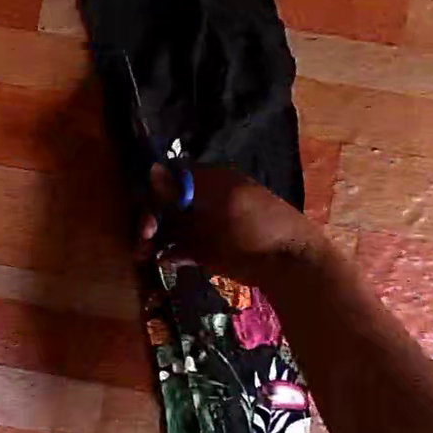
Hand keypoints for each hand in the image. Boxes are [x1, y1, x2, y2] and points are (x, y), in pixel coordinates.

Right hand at [139, 165, 326, 283]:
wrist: (289, 263)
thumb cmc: (258, 225)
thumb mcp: (224, 200)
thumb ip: (187, 188)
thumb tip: (153, 168)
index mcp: (211, 181)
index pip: (172, 179)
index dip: (156, 192)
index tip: (150, 212)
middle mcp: (204, 201)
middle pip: (166, 204)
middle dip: (151, 219)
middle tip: (144, 239)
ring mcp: (205, 228)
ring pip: (169, 228)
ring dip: (153, 238)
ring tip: (143, 253)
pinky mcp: (205, 252)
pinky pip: (179, 248)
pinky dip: (168, 253)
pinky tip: (162, 261)